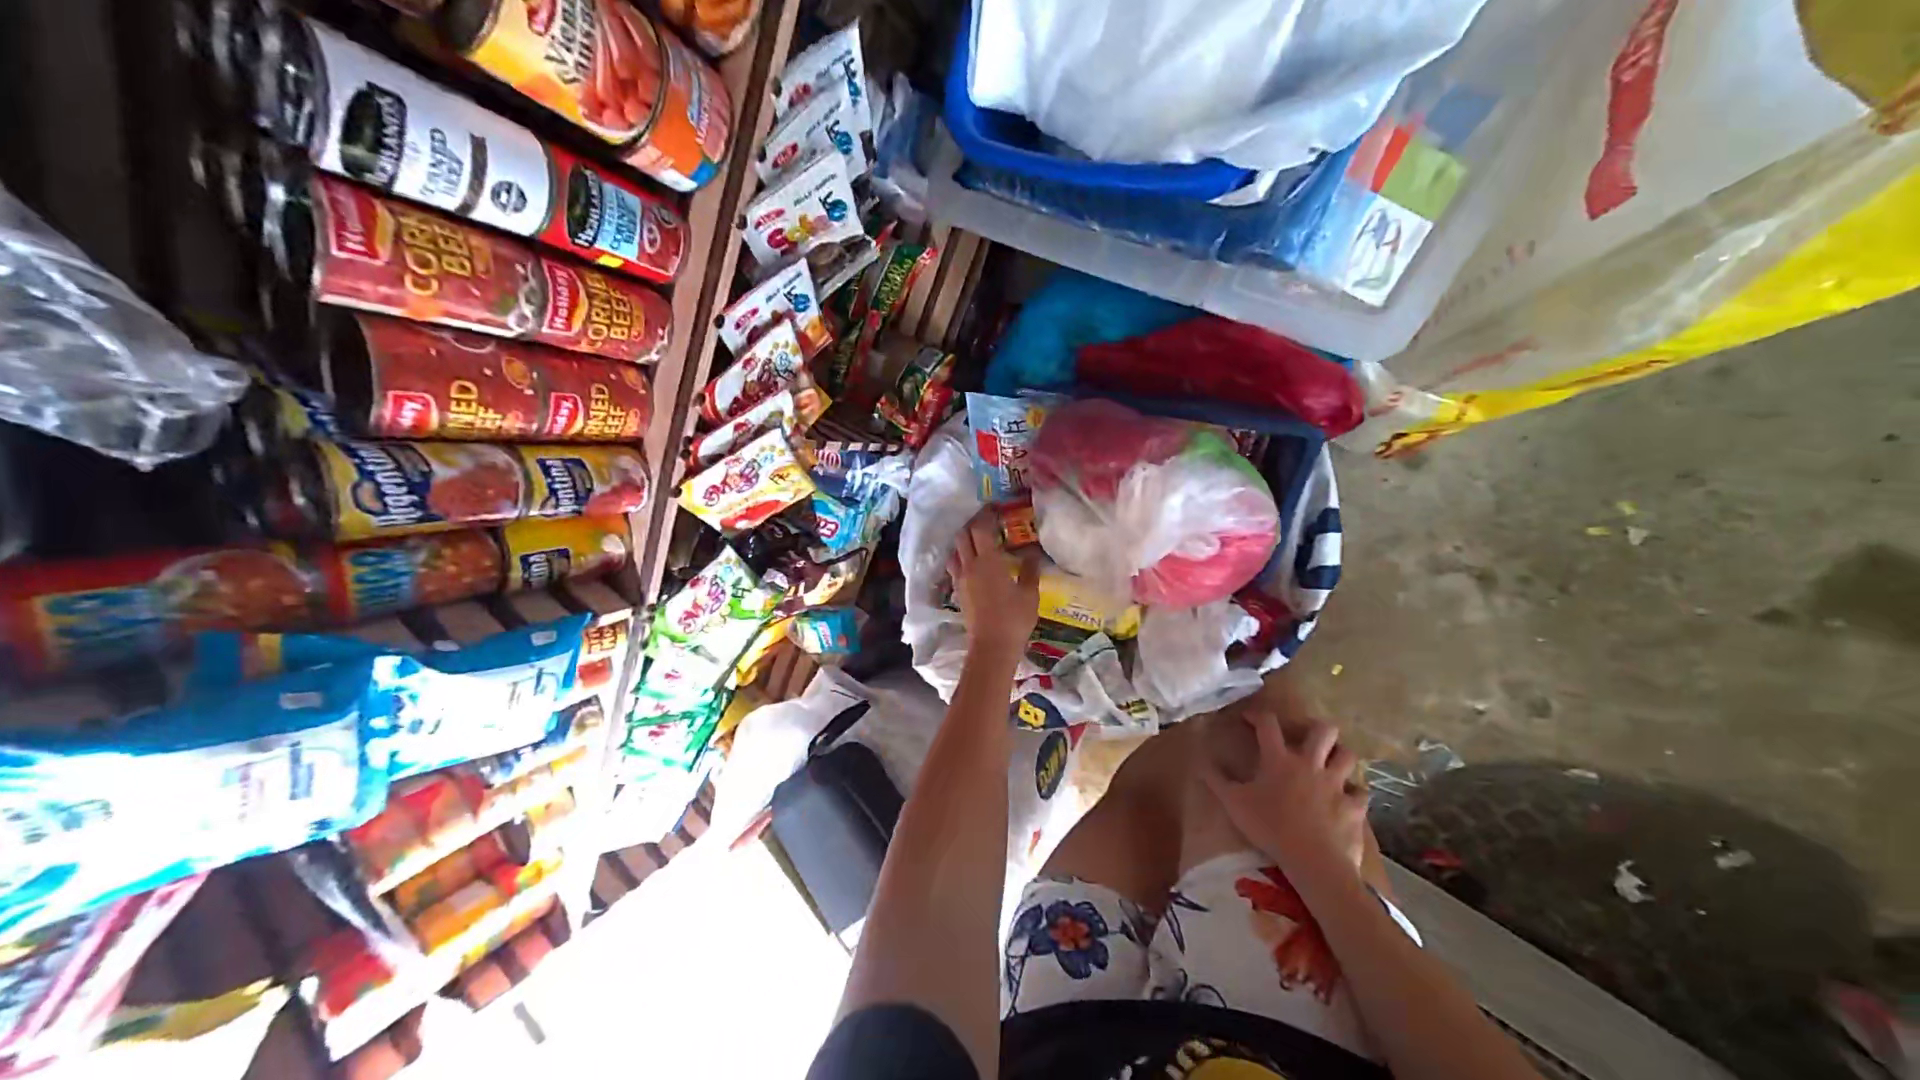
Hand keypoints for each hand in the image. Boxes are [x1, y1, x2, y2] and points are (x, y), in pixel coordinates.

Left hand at [947, 508, 1039, 659]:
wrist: (991, 647)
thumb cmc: (1014, 619)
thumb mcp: (1029, 594)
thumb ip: (1030, 570)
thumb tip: (1032, 552)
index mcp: (988, 561)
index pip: (981, 529)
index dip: (986, 515)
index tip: (994, 507)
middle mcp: (970, 566)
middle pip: (963, 536)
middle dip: (973, 525)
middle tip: (987, 522)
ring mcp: (961, 580)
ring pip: (955, 551)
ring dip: (964, 542)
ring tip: (978, 542)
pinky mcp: (958, 593)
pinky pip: (955, 568)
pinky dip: (962, 559)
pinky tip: (973, 565)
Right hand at [1203, 714, 1367, 877]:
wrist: (1313, 860)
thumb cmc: (1269, 827)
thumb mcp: (1234, 803)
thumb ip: (1216, 779)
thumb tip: (1201, 759)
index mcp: (1279, 760)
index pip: (1268, 724)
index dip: (1258, 715)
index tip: (1249, 717)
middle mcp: (1310, 764)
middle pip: (1322, 730)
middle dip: (1316, 727)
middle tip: (1306, 736)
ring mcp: (1336, 784)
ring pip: (1348, 755)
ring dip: (1340, 755)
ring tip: (1331, 761)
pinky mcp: (1354, 806)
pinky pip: (1360, 792)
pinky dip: (1354, 792)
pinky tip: (1347, 798)